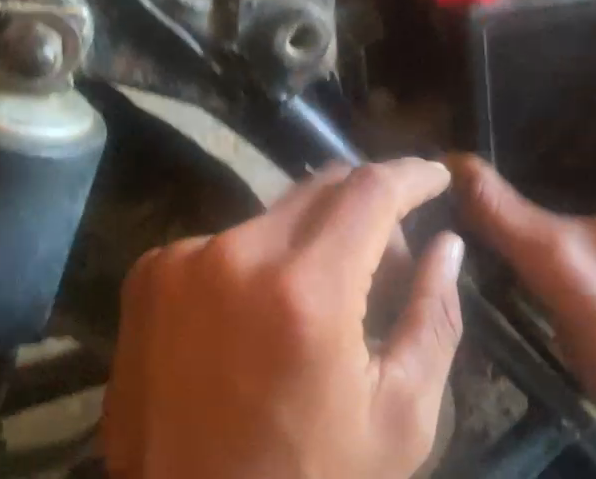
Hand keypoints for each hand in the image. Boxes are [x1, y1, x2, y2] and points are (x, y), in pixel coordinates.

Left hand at [102, 159, 466, 478]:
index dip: (410, 174)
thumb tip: (446, 245)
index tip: (435, 175)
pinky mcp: (149, 275)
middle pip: (319, 191)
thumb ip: (431, 320)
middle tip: (388, 258)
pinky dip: (257, 262)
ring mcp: (183, 259)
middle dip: (366, 207)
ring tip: (322, 303)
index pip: (369, 191)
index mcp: (304, 291)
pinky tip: (261, 319)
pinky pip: (225, 242)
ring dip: (310, 239)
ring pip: (273, 216)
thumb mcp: (396, 421)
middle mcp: (236, 254)